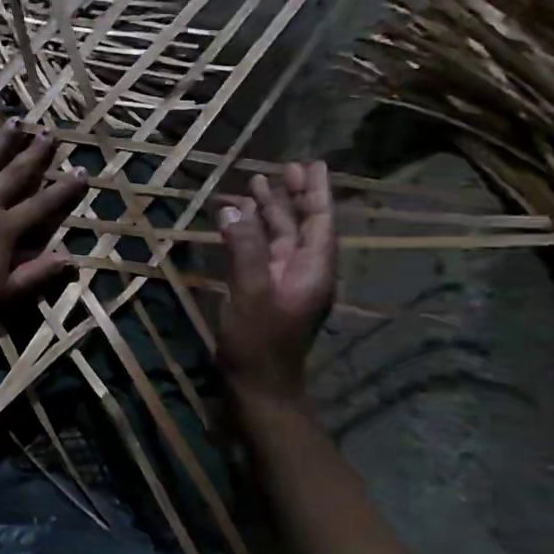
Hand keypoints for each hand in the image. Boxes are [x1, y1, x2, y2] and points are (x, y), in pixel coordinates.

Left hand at [0, 118, 87, 326]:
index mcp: (5, 231)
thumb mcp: (6, 296)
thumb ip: (39, 275)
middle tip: (50, 133)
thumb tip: (72, 259)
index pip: (43, 206)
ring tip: (16, 121)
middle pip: (15, 175)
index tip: (82, 172)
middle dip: (35, 154)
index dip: (64, 190)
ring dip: (1, 142)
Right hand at [216, 161, 336, 407]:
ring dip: (269, 211)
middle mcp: (303, 271)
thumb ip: (245, 248)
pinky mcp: (266, 291)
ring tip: (255, 182)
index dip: (316, 192)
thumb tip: (232, 210)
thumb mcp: (251, 292)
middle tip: (282, 167)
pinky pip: (262, 251)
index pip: (320, 221)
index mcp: (313, 270)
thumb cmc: (260, 342)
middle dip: (293, 196)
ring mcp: (284, 282)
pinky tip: (237, 219)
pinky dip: (252, 232)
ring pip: (281, 237)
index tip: (312, 165)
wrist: (258, 388)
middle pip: (302, 225)